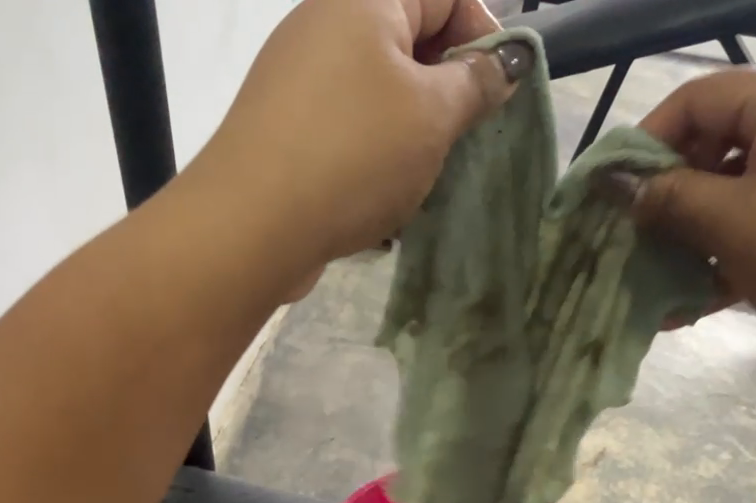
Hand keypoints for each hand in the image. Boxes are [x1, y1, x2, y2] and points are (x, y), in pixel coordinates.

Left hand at [188, 0, 521, 269]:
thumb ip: (476, 81)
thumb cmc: (353, 154)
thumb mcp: (432, 115)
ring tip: (419, 179)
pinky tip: (380, 202)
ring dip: (409, 136)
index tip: (497, 91)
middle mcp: (323, 27)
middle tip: (461, 141)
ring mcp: (297, 82)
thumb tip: (504, 61)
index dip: (482, 32)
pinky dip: (371, 160)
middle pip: (407, 44)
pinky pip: (345, 133)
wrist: (252, 227)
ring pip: (378, 97)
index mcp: (362, 0)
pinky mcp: (283, 133)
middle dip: (444, 92)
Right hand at [628, 67, 755, 371]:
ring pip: (741, 193)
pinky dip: (730, 257)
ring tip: (653, 280)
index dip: (644, 141)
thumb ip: (669, 199)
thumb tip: (617, 185)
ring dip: (693, 237)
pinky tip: (691, 302)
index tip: (608, 193)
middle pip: (718, 145)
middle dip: (668, 198)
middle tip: (630, 242)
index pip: (698, 97)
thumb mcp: (734, 223)